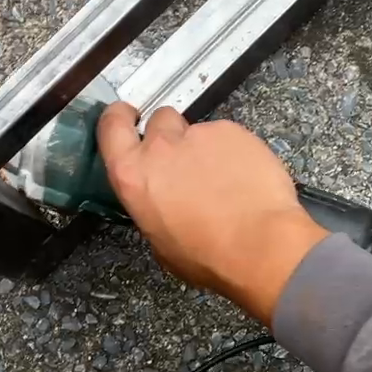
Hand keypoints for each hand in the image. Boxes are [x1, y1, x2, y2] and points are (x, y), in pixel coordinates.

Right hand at [97, 103, 327, 323]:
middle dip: (171, 135)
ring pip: (199, 131)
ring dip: (207, 150)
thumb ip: (153, 209)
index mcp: (133, 176)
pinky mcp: (234, 132)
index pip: (112, 126)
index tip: (127, 116)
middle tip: (187, 163)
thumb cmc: (209, 256)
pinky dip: (235, 153)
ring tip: (227, 182)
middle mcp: (162, 148)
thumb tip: (163, 205)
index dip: (119, 118)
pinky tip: (246, 180)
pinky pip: (229, 136)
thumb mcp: (162, 244)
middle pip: (160, 120)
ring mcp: (200, 135)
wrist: (259, 244)